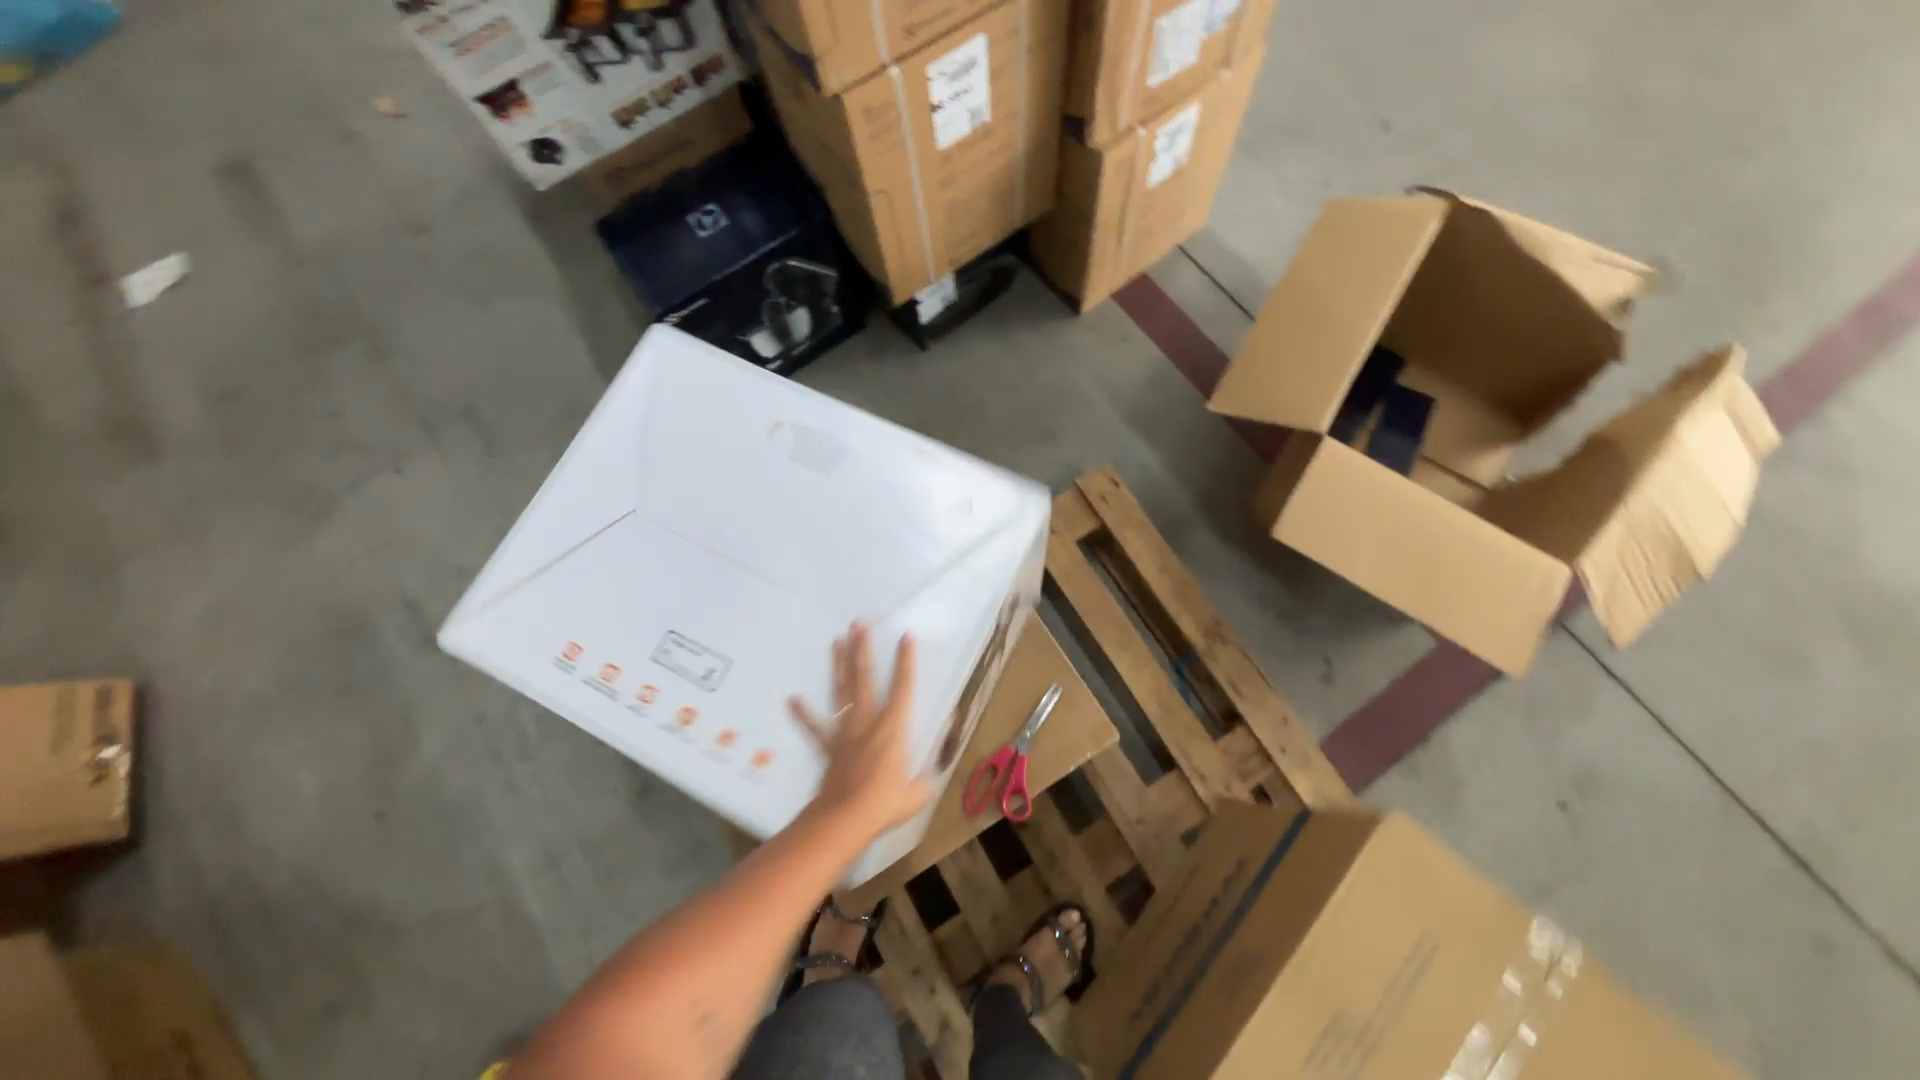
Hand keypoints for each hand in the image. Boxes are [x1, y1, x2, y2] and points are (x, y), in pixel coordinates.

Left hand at [788, 623, 932, 836]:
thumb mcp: (918, 792)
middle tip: (858, 624)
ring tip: (836, 641)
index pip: (903, 687)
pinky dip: (803, 714)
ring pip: (842, 692)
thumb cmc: (886, 803)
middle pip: (864, 678)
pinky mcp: (828, 746)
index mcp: (894, 727)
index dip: (906, 661)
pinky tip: (792, 699)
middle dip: (862, 649)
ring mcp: (845, 732)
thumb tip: (930, 774)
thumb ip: (924, 779)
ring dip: (838, 665)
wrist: (847, 817)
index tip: (905, 636)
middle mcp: (869, 721)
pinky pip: (815, 728)